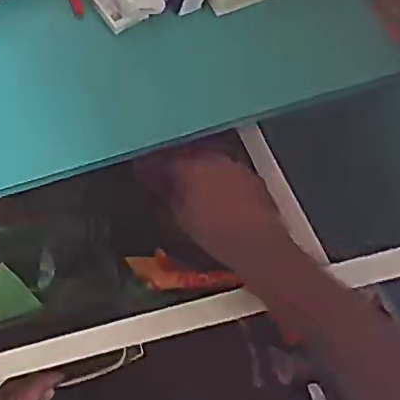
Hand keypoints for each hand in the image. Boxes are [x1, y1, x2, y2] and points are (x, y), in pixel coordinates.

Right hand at [141, 148, 302, 274]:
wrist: (257, 245)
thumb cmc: (214, 234)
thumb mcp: (179, 218)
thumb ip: (164, 194)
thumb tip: (153, 183)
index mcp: (189, 167)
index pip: (162, 160)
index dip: (149, 167)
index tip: (143, 172)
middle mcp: (212, 159)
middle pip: (186, 155)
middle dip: (173, 164)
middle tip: (164, 178)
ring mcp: (233, 165)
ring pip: (207, 161)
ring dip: (196, 170)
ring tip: (190, 188)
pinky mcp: (250, 176)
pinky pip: (226, 171)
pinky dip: (217, 178)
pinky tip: (216, 195)